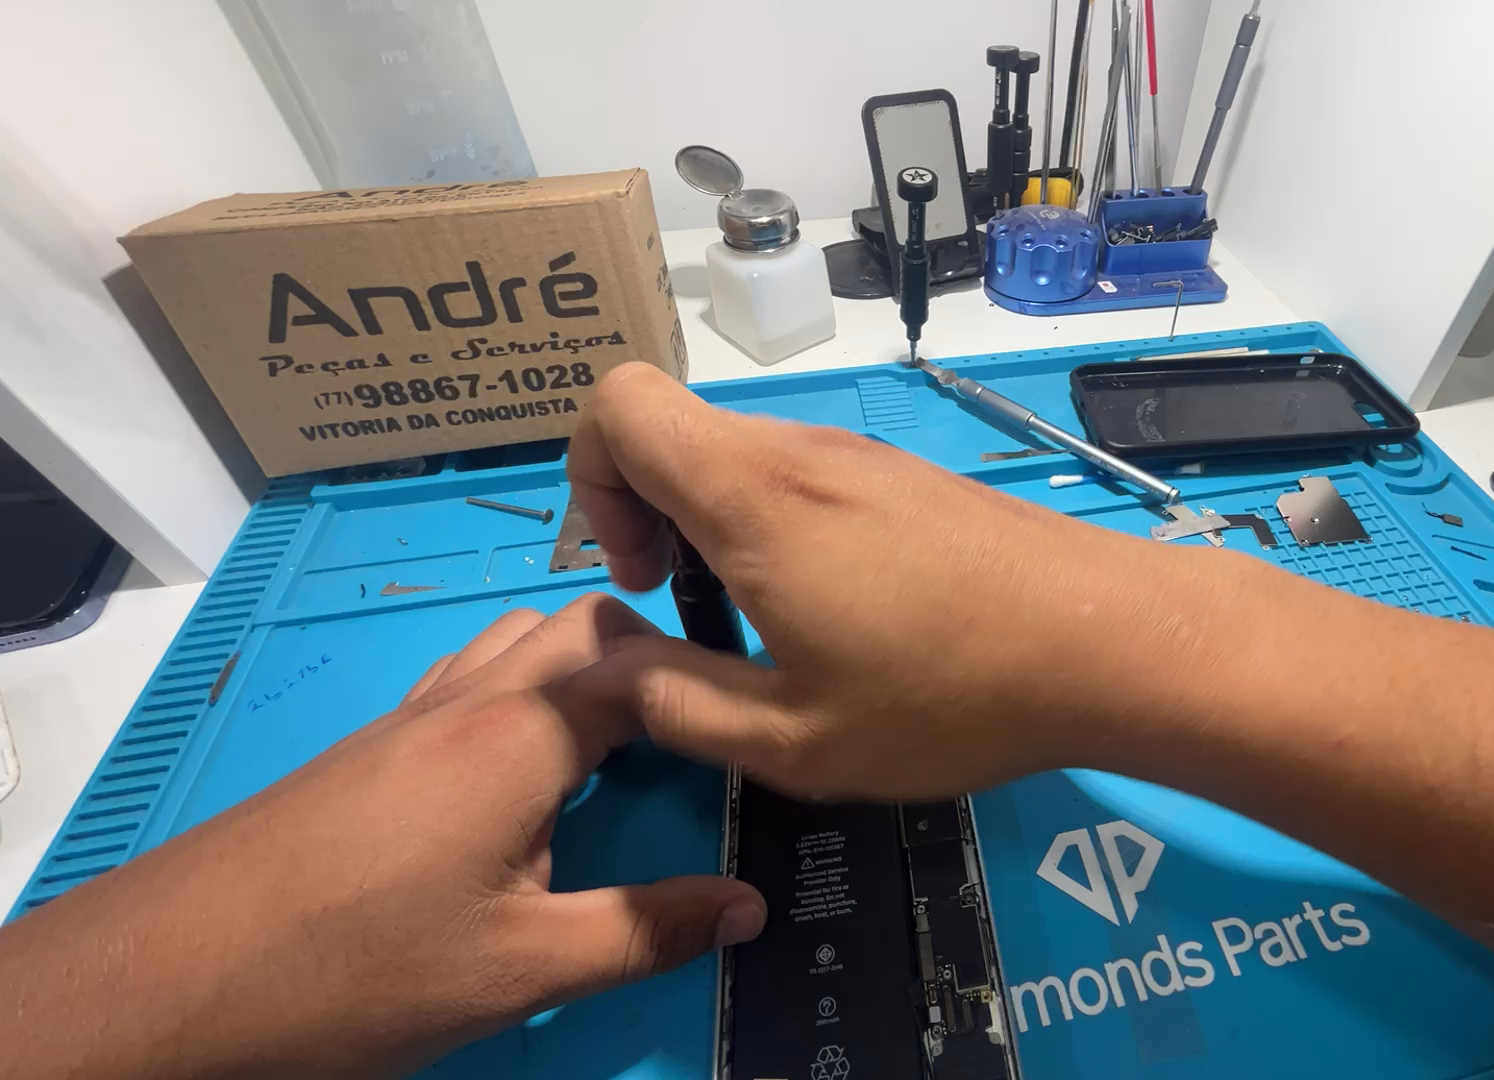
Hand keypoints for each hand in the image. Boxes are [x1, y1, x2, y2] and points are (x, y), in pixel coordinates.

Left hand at [0, 595, 765, 1079]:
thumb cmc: (345, 977)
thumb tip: (752, 909)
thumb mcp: (518, 971)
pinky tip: (525, 748)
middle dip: (653, 655)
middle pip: (589, 623)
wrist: (138, 997)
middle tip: (687, 724)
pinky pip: (478, 665)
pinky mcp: (379, 735)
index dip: (709, 684)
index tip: (752, 716)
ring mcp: (420, 709)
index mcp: (526, 737)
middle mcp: (479, 697)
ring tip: (617, 724)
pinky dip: (527, 676)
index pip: (646, 669)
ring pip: (529, 631)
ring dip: (585, 657)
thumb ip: (647, 932)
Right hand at [566, 363, 1275, 799]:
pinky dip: (787, 534)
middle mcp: (805, 454)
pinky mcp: (911, 480)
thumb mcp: (793, 734)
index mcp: (755, 495)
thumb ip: (675, 700)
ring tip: (780, 629)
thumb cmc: (949, 695)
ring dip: (726, 534)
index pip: (620, 403)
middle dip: (656, 519)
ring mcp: (868, 459)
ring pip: (748, 463)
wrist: (1105, 640)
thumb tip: (597, 666)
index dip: (593, 478)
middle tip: (703, 617)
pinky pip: (812, 483)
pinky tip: (848, 612)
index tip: (643, 573)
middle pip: (682, 436)